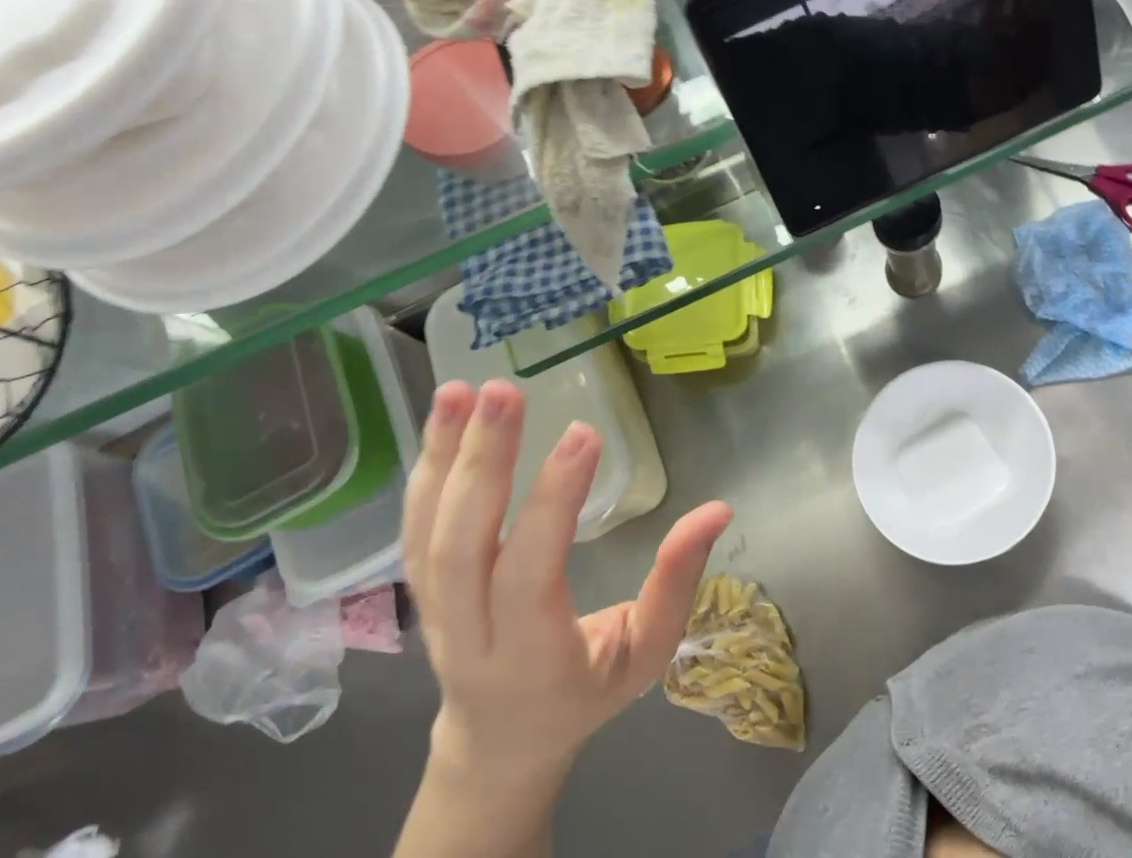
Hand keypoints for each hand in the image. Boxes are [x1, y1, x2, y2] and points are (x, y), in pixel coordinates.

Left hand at [403, 379, 733, 786]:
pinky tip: (445, 419)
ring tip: (463, 389)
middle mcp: (469, 633)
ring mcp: (433, 611)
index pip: (531, 572)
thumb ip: (676, 584)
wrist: (500, 741)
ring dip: (443, 455)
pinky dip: (426, 470)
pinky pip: (414, 529)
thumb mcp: (645, 654)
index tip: (583, 432)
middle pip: (461, 545)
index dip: (553, 502)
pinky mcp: (421, 590)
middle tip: (506, 391)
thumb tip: (716, 510)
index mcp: (530, 655)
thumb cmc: (585, 696)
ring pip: (426, 532)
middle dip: (483, 463)